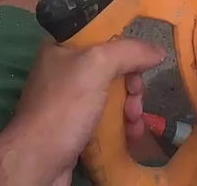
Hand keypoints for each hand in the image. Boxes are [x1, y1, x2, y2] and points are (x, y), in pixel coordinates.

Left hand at [0, 37, 167, 184]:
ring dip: (131, 107)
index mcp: (62, 46)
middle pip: (112, 67)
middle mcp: (64, 70)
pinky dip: (122, 124)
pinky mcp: (75, 128)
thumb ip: (130, 51)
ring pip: (111, 95)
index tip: (142, 62)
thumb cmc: (64, 105)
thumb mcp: (98, 66)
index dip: (126, 46)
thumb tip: (159, 51)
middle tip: (137, 97)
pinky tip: (132, 134)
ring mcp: (69, 101)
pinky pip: (106, 118)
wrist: (37, 163)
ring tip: (135, 122)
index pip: (103, 34)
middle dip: (132, 83)